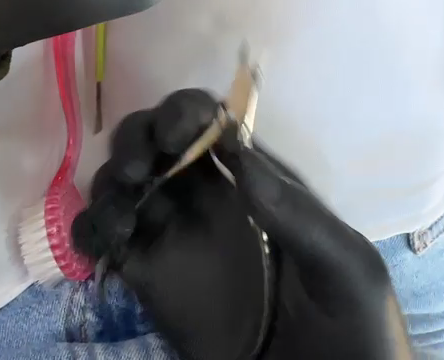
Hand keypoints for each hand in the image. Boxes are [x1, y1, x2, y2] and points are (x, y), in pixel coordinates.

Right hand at [74, 90, 413, 359]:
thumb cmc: (353, 332)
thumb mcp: (347, 271)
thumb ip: (300, 215)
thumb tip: (240, 154)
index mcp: (253, 183)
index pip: (208, 121)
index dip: (184, 112)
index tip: (174, 133)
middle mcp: (206, 198)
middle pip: (153, 139)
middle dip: (137, 136)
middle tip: (139, 167)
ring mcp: (174, 236)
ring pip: (122, 182)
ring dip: (108, 181)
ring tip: (122, 215)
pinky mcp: (148, 279)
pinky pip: (104, 239)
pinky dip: (90, 227)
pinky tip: (103, 242)